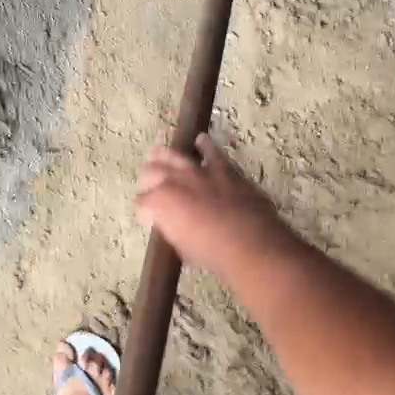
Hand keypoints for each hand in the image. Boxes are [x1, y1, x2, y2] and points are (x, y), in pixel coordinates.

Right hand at [135, 134, 286, 273]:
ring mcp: (199, 171)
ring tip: (156, 152)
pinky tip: (201, 140)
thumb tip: (169, 224)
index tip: (147, 217)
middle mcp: (174, 180)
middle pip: (150, 171)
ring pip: (173, 154)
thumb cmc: (213, 254)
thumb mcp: (182, 247)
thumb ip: (171, 229)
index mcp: (159, 202)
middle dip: (146, 179)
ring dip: (163, 154)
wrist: (253, 244)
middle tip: (147, 185)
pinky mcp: (223, 169)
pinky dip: (205, 145)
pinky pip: (211, 151)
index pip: (141, 202)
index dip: (143, 211)